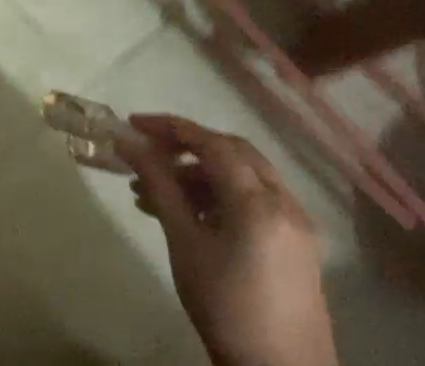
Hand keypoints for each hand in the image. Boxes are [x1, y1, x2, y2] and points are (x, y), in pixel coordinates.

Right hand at [117, 115, 340, 365]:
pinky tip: (185, 212)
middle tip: (145, 149)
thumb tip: (127, 143)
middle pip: (234, 153)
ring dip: (198, 171)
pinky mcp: (297, 243)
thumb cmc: (223, 301)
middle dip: (186, 144)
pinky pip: (254, 200)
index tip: (131, 125)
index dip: (170, 127)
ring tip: (153, 190)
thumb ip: (158, 184)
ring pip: (244, 176)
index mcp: (259, 203)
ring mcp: (297, 225)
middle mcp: (286, 205)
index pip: (213, 143)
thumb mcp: (183, 239)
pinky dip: (218, 193)